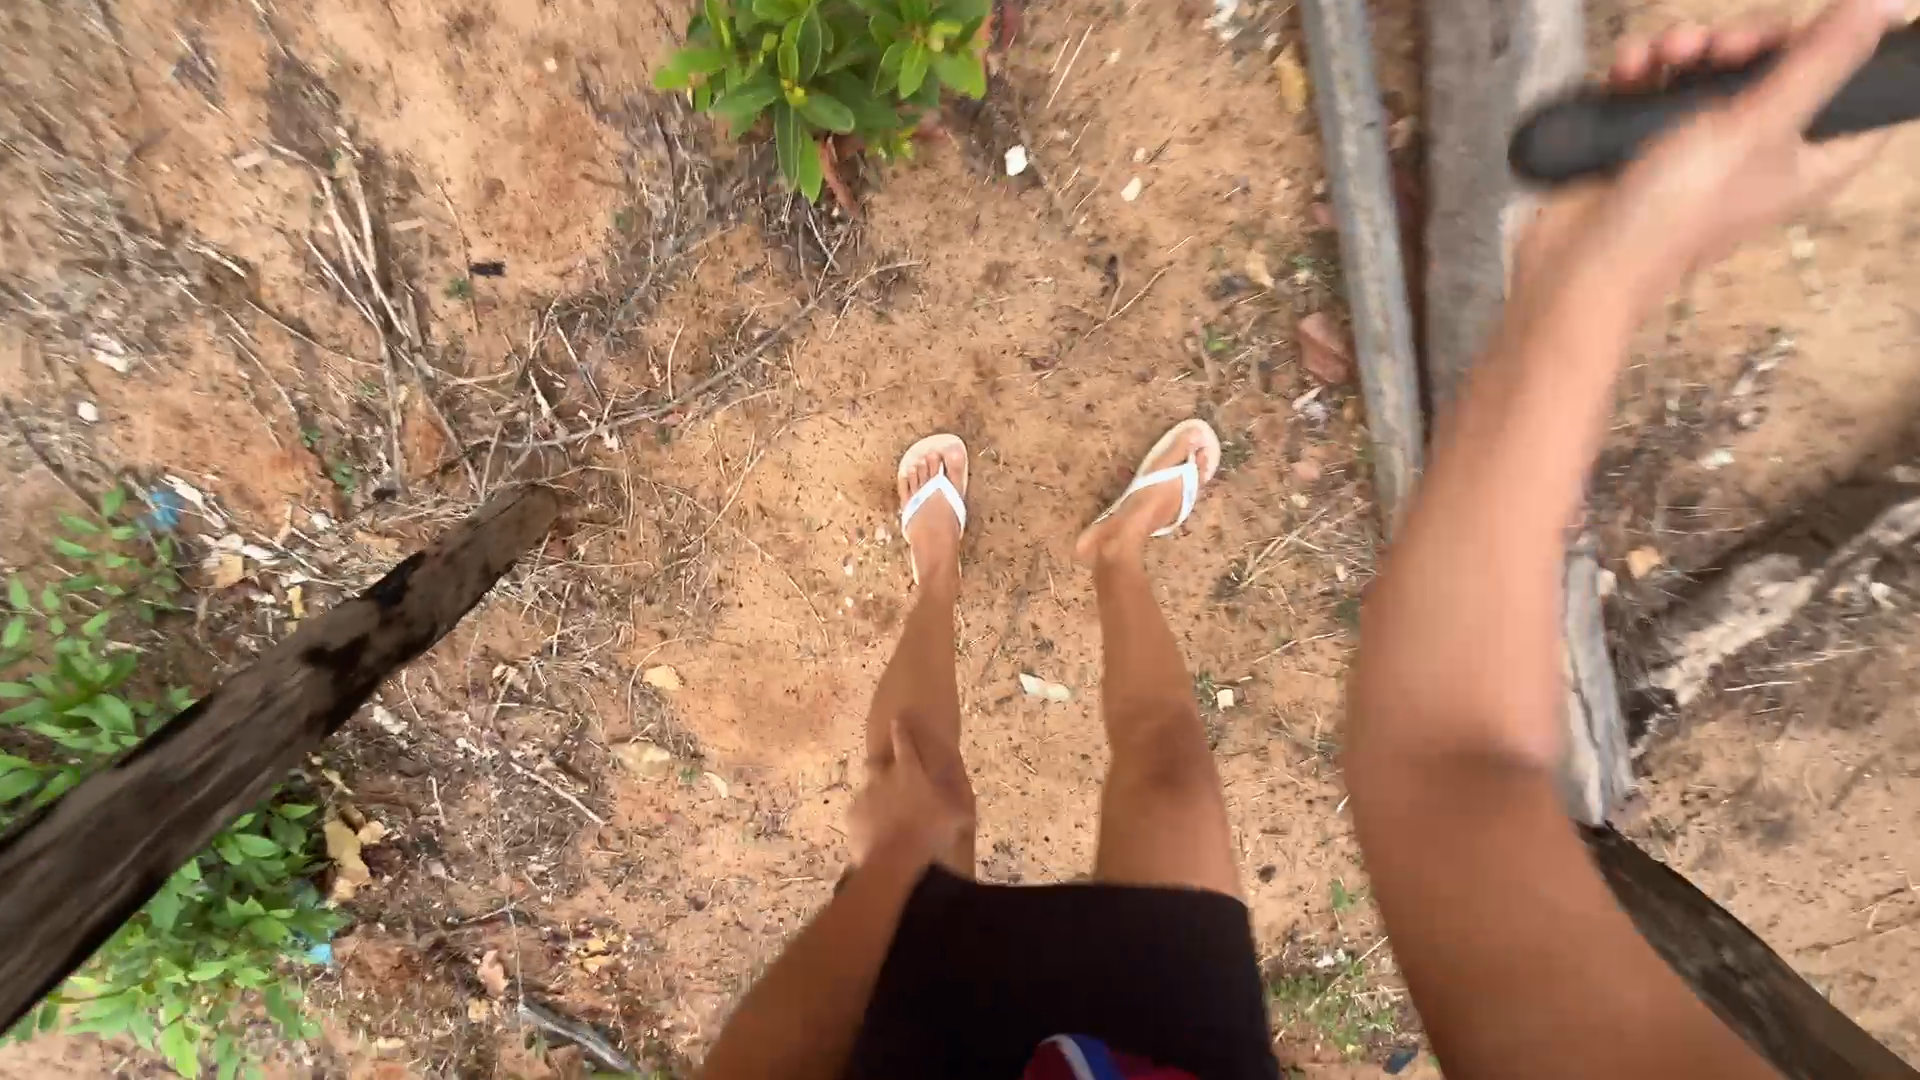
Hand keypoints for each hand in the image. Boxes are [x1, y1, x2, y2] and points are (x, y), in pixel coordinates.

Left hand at [847, 715, 972, 865]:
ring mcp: (864, 795)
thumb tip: (969, 802)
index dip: (900, 729)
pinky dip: (865, 819)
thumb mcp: (955, 816)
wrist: (893, 859)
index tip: (897, 719)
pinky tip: (874, 833)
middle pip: (876, 761)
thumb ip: (960, 805)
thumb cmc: (928, 831)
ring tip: (884, 815)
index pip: (903, 740)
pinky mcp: (852, 816)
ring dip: (875, 797)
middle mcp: (883, 776)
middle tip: (888, 774)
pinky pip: (858, 813)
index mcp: (909, 770)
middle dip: (880, 763)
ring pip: (867, 789)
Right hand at [1517, 0, 1903, 309]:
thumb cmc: (1668, 215)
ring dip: (1686, 50)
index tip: (1812, 34)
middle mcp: (1755, 151)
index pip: (1860, 87)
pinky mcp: (1635, 151)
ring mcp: (1690, 151)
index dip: (1846, 49)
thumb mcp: (1756, 129)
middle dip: (1746, 43)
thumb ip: (1823, 61)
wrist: (1575, 268)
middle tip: (1720, 49)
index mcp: (1810, 157)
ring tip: (1662, 55)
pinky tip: (1627, 70)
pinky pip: (1649, 93)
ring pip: (1707, 74)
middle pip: (1778, 67)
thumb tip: (1888, 2)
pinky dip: (1640, 74)